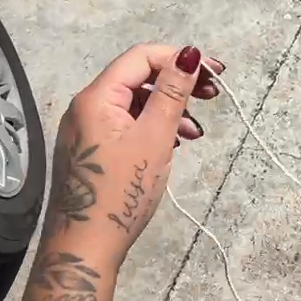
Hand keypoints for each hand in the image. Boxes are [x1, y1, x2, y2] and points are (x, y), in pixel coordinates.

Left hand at [49, 44, 223, 265]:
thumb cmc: (124, 190)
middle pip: (139, 77)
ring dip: (171, 107)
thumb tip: (189, 52)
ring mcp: (88, 129)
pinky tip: (176, 142)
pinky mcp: (94, 149)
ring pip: (136, 103)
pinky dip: (156, 126)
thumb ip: (173, 91)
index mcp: (97, 97)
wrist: (85, 248)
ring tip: (197, 131)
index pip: (142, 57)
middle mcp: (87, 106)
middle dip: (178, 82)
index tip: (215, 73)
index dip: (180, 58)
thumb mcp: (156, 136)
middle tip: (214, 94)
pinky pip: (129, 124)